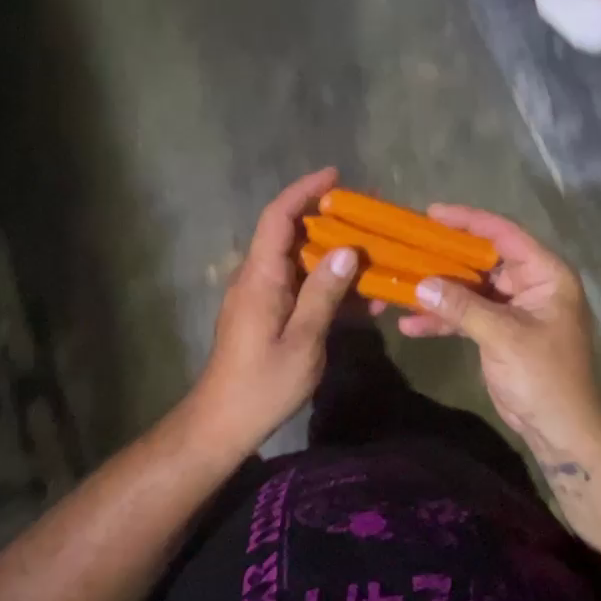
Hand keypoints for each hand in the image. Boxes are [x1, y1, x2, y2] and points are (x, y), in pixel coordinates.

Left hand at [184, 168, 359, 458]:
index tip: (336, 176)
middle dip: (330, 220)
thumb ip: (324, 294)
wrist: (222, 424)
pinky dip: (329, 285)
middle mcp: (258, 277)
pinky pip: (301, 287)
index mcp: (260, 276)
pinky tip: (365, 297)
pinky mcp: (268, 314)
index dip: (304, 191)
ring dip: (336, 255)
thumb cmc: (261, 384)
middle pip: (292, 233)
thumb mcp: (302, 341)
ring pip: (301, 261)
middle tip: (371, 216)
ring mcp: (262, 296)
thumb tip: (348, 250)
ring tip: (378, 252)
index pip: (278, 217)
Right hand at [398, 206, 600, 451]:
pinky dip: (442, 319)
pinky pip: (466, 314)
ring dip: (438, 291)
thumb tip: (420, 285)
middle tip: (409, 245)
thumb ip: (462, 307)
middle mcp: (530, 284)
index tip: (432, 213)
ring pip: (469, 287)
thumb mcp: (503, 337)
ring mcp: (512, 308)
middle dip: (444, 257)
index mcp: (545, 274)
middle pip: (482, 258)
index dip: (469, 220)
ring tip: (401, 284)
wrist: (560, 430)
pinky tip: (411, 325)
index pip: (504, 234)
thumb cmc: (544, 375)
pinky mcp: (498, 331)